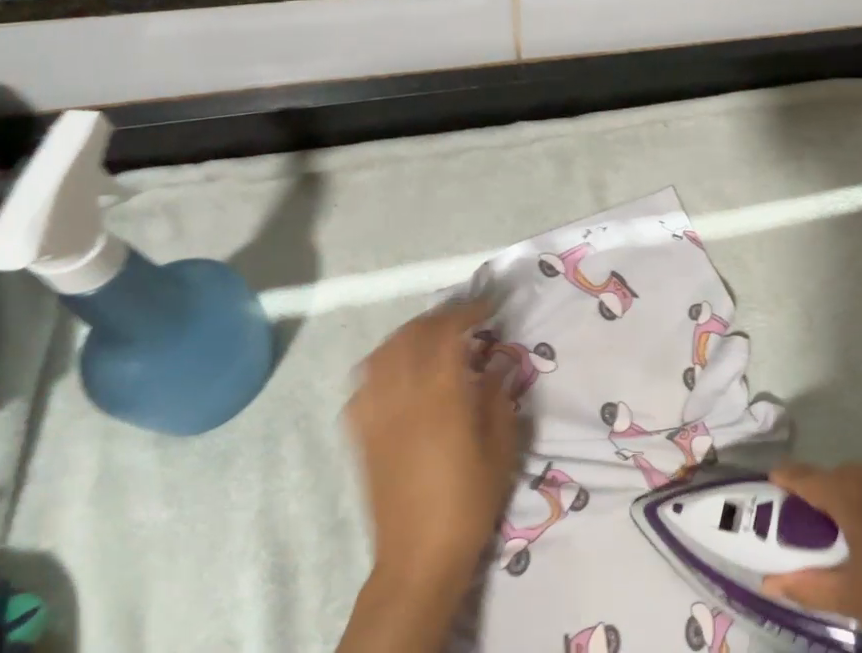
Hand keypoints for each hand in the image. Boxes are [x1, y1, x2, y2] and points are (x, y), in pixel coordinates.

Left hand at [338, 297, 519, 652]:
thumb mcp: (501, 447)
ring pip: (382, 352)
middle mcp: (401, 395)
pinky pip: (364, 381)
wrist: (418, 554)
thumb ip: (499, 397)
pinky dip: (383, 362)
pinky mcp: (359, 431)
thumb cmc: (469, 501)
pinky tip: (399, 372)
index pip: (447, 332)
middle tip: (466, 317)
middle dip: (440, 317)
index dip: (468, 310)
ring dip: (409, 334)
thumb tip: (498, 362)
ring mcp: (374, 412)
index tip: (490, 306)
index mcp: (440, 396)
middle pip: (412, 334)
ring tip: (432, 337)